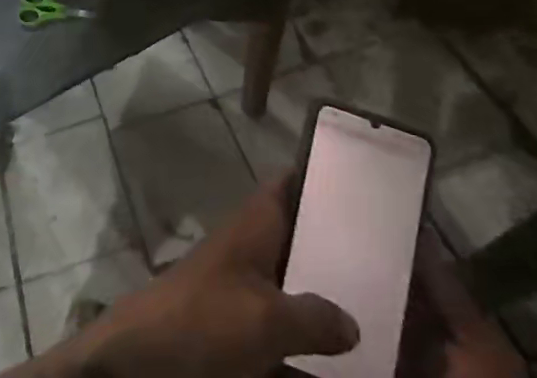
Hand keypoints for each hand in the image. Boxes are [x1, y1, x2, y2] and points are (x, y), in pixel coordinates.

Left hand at [21, 178, 358, 377]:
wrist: (142, 359)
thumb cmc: (202, 320)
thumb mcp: (266, 318)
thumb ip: (314, 316)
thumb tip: (352, 323)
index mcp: (253, 227)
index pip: (287, 185)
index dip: (319, 177)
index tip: (363, 186)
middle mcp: (250, 251)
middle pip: (301, 240)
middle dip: (340, 253)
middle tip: (395, 267)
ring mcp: (244, 292)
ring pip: (296, 289)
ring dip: (328, 304)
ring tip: (385, 319)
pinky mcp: (238, 332)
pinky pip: (284, 333)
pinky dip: (308, 344)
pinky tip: (343, 362)